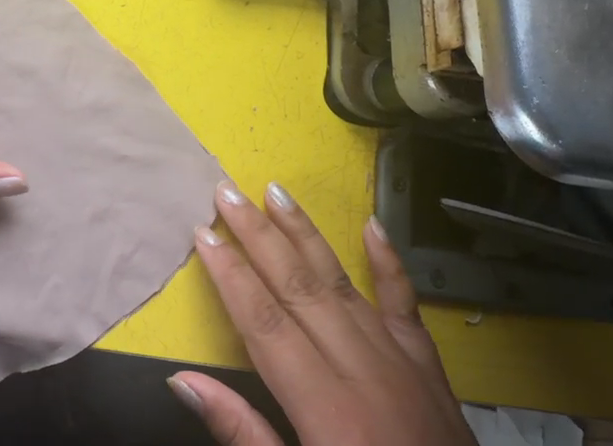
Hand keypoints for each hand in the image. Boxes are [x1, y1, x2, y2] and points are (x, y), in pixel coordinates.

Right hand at [170, 181, 475, 445]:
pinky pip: (405, 304)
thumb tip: (183, 379)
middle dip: (258, 236)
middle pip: (300, 288)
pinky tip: (372, 226)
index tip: (202, 233)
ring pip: (343, 283)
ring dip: (305, 234)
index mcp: (327, 409)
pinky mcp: (428, 367)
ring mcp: (401, 363)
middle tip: (226, 191)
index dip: (230, 275)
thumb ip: (242, 433)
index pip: (265, 323)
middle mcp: (363, 372)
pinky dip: (389, 264)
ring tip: (275, 191)